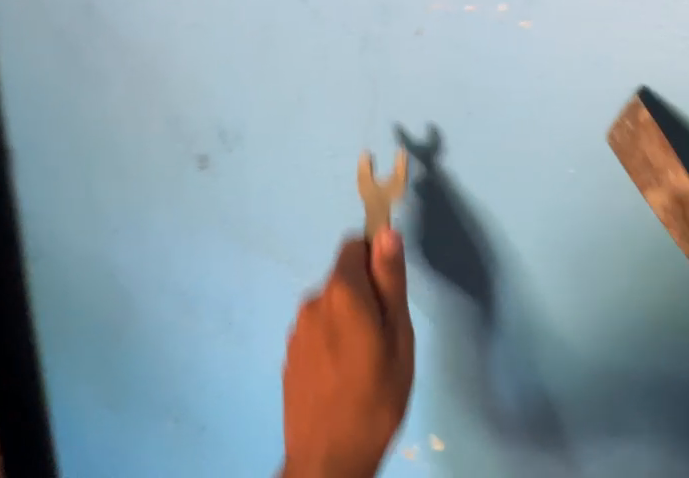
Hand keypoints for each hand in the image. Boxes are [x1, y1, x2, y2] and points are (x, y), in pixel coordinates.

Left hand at [281, 230, 414, 477]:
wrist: (328, 460)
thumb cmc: (376, 395)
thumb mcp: (398, 335)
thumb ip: (391, 281)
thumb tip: (387, 233)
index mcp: (341, 291)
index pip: (355, 245)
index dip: (376, 259)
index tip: (391, 292)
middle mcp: (313, 302)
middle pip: (344, 278)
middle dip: (366, 295)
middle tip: (386, 336)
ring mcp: (297, 332)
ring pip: (332, 308)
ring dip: (348, 321)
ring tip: (367, 363)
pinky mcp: (290, 358)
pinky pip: (318, 333)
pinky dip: (333, 343)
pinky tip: (345, 378)